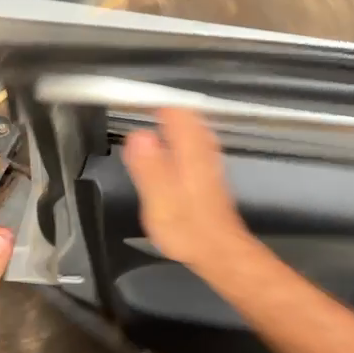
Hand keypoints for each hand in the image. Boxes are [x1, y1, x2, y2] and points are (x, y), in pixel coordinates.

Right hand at [123, 108, 253, 272]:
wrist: (220, 252)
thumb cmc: (189, 229)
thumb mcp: (159, 201)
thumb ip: (148, 166)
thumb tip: (138, 136)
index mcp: (189, 150)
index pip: (174, 109)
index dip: (152, 101)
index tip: (134, 100)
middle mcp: (203, 149)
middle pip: (186, 113)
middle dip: (165, 106)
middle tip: (142, 107)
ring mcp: (209, 160)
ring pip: (194, 127)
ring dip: (175, 120)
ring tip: (155, 120)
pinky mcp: (210, 173)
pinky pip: (196, 142)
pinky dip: (182, 137)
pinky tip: (172, 148)